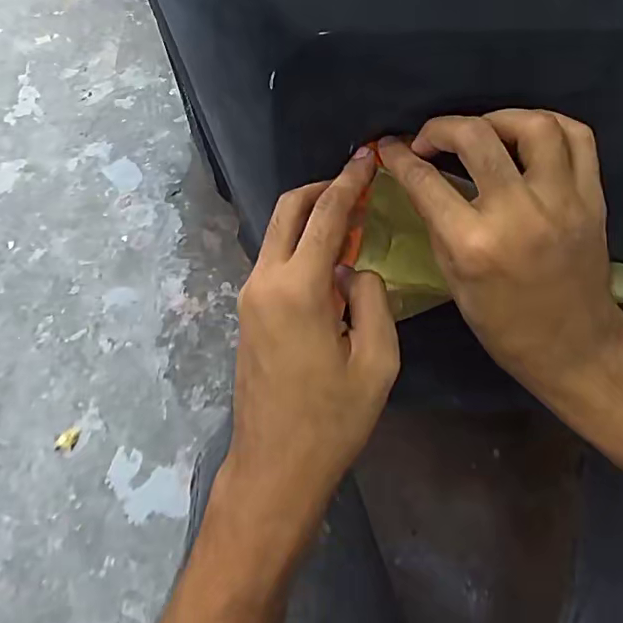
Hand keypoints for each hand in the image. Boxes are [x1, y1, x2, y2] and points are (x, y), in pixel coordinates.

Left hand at [225, 148, 400, 516]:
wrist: (274, 464)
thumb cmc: (331, 420)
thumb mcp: (376, 362)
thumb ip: (372, 300)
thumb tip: (354, 269)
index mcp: (297, 288)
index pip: (324, 217)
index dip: (347, 183)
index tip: (366, 158)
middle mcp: (264, 279)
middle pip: (286, 210)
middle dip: (319, 189)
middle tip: (354, 184)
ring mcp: (249, 293)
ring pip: (276, 233)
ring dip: (308, 218)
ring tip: (349, 222)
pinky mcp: (247, 308)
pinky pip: (274, 259)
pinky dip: (299, 245)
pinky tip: (328, 262)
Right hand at [376, 110, 622, 393]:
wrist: (575, 347)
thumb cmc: (500, 320)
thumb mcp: (450, 273)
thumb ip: (434, 217)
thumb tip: (415, 173)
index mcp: (474, 242)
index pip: (425, 178)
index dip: (398, 155)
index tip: (388, 146)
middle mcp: (519, 214)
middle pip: (476, 136)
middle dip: (441, 127)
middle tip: (430, 139)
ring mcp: (563, 202)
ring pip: (534, 126)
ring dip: (497, 118)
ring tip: (481, 132)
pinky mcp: (592, 199)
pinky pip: (577, 138)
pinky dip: (547, 124)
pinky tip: (523, 135)